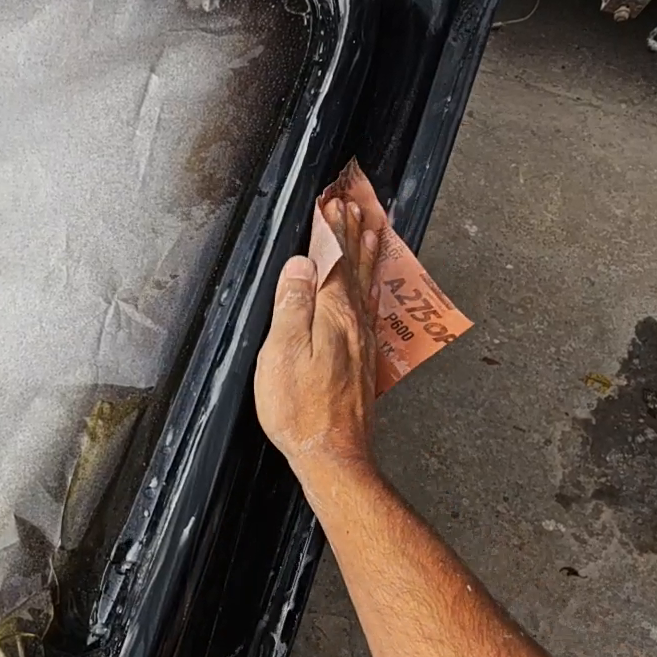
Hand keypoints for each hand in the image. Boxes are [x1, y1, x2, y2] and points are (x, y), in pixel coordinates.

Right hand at [254, 197, 381, 488]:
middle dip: (353, 232)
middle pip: (355, 267)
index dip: (331, 230)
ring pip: (367, 284)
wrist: (332, 453)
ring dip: (368, 253)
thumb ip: (293, 305)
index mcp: (332, 315)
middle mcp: (354, 323)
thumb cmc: (301, 409)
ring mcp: (363, 342)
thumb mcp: (283, 353)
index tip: (331, 203)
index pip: (334, 260)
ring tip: (374, 229)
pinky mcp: (364, 361)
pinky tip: (372, 287)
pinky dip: (372, 286)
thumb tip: (300, 265)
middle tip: (356, 204)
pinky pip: (371, 308)